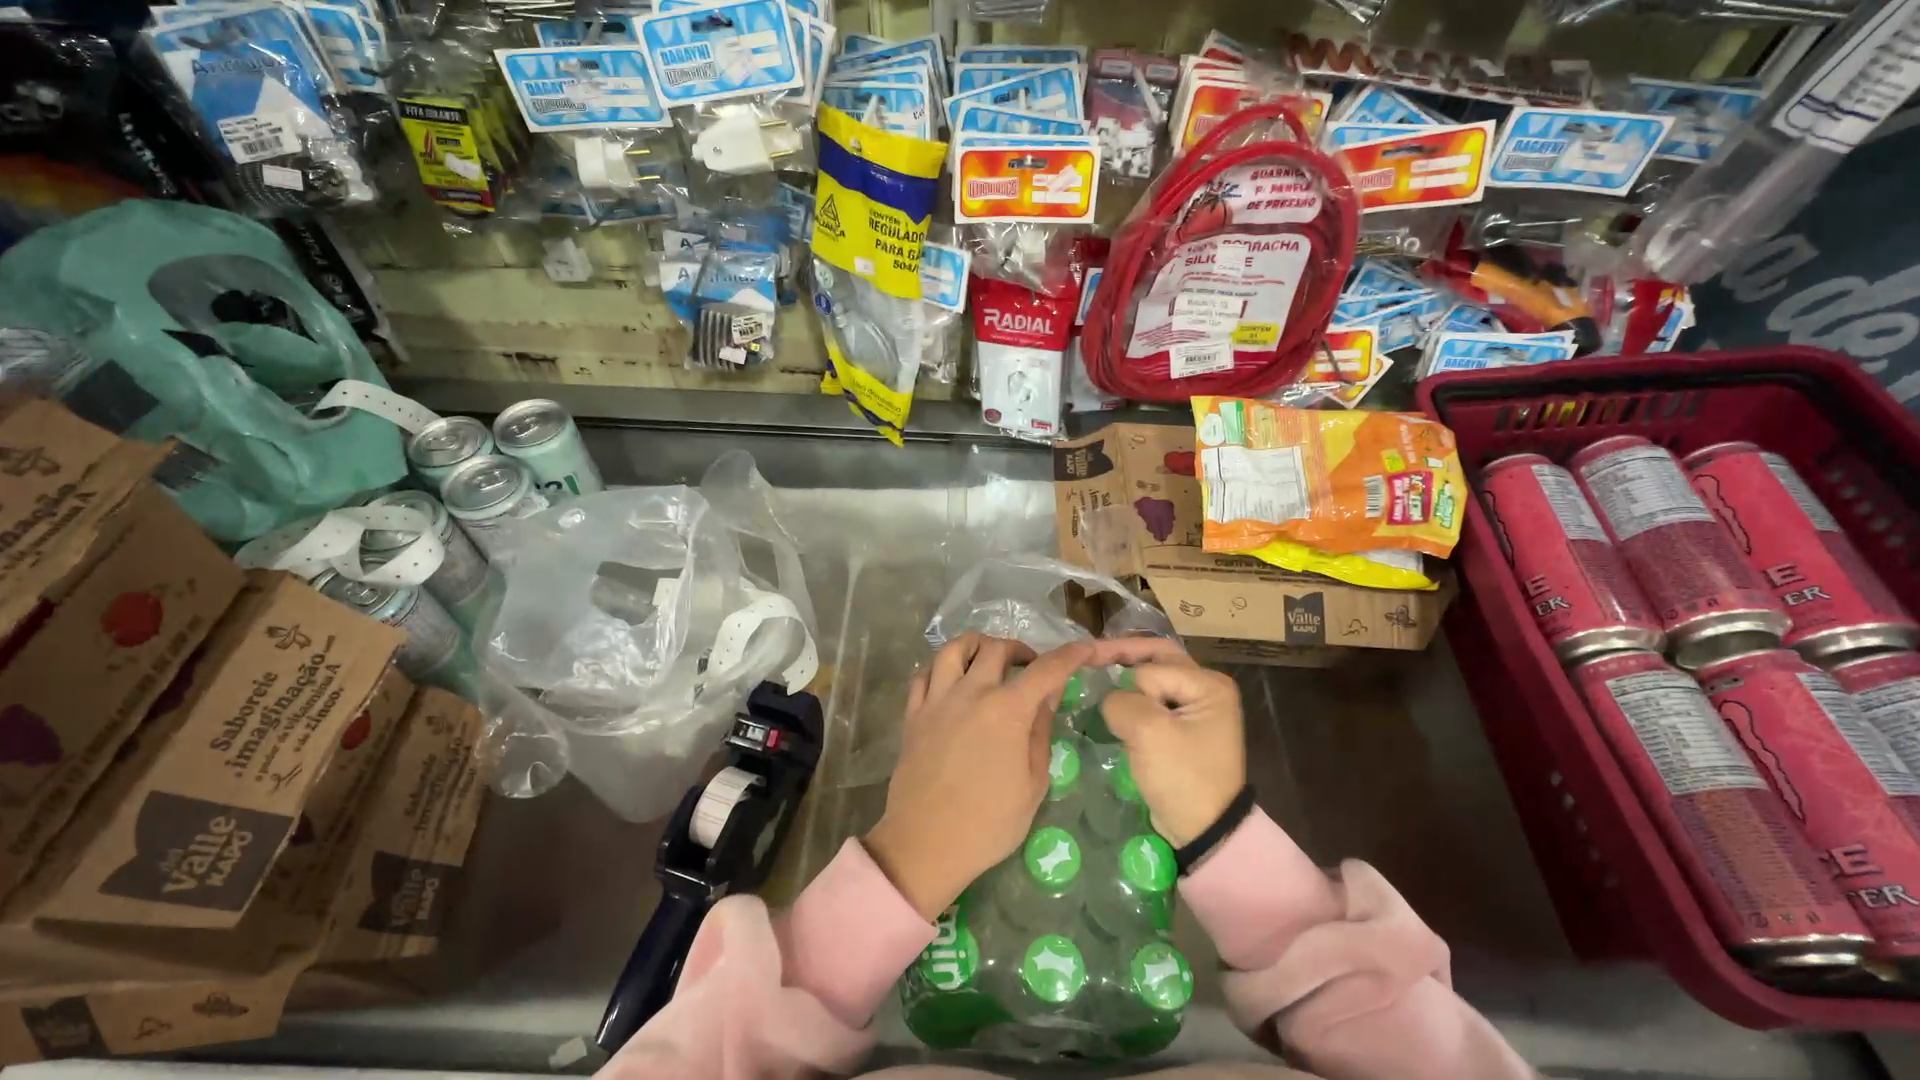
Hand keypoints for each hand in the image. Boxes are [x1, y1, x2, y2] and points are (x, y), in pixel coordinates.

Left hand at [865, 634, 1092, 920]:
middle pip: (997, 649)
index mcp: (1007, 710)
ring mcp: (937, 701)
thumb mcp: (1033, 783)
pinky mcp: (912, 715)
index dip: (1071, 655)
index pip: (1046, 669)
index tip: (1086, 648)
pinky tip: (952, 682)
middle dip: (1021, 651)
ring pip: (955, 649)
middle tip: (1030, 669)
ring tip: (989, 662)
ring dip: (978, 646)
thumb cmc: (989, 823)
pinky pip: (924, 673)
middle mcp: (971, 693)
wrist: (926, 844)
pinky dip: (942, 667)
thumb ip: (1040, 732)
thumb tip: (1046, 698)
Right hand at [1086, 638, 1245, 847]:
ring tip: (1092, 689)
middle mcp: (1205, 690)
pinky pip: (1150, 704)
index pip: (1151, 665)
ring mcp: (1194, 710)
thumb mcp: (1148, 732)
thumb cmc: (1182, 777)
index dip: (1128, 686)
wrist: (1204, 831)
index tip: (1111, 709)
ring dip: (1123, 686)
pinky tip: (1110, 713)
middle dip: (1120, 664)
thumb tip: (1109, 699)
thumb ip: (1121, 701)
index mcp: (1208, 684)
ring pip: (1149, 683)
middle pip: (1153, 661)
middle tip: (1085, 666)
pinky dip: (1130, 705)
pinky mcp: (1181, 730)